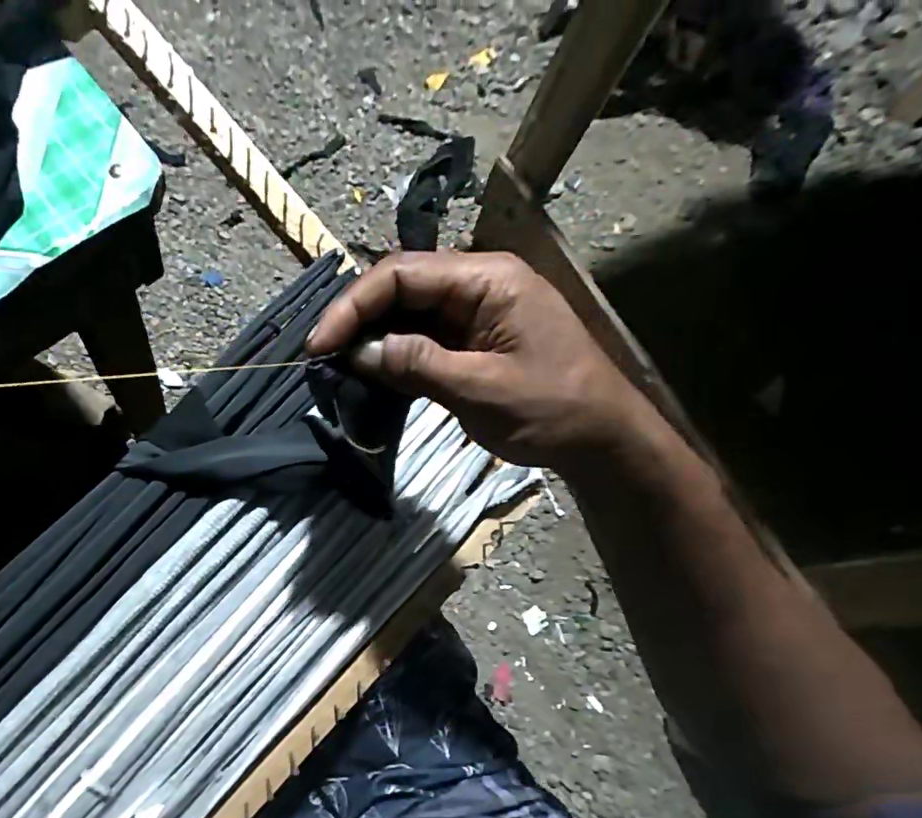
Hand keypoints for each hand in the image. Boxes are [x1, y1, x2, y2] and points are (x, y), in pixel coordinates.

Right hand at [304, 251, 665, 472]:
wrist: (601, 438)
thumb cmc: (553, 409)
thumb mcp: (481, 389)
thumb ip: (417, 365)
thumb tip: (359, 352)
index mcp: (487, 279)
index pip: (402, 273)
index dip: (354, 305)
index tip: (320, 344)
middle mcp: (478, 284)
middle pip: (401, 287)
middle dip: (357, 319)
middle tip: (320, 357)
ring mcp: (475, 312)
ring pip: (408, 313)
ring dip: (372, 337)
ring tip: (336, 367)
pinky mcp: (473, 340)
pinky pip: (423, 338)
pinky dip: (394, 355)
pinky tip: (370, 374)